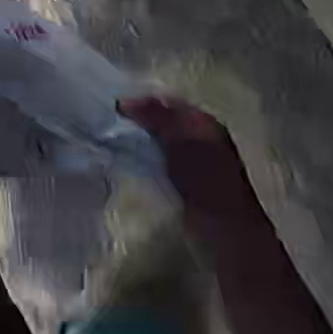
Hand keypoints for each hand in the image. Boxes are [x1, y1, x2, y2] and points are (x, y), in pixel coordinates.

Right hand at [118, 96, 252, 203]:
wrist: (225, 233)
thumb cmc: (207, 182)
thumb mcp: (181, 141)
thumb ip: (156, 117)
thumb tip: (124, 100)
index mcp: (204, 123)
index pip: (166, 101)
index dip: (140, 100)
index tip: (113, 107)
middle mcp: (199, 138)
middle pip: (160, 120)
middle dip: (136, 120)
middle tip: (107, 122)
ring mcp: (191, 161)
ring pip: (155, 140)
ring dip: (135, 138)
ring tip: (109, 138)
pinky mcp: (181, 182)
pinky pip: (155, 160)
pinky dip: (139, 157)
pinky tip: (122, 159)